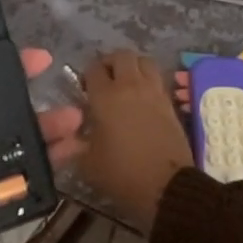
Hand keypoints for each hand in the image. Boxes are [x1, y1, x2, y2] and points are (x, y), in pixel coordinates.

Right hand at [80, 51, 194, 231]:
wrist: (167, 187)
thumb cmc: (122, 174)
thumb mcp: (88, 163)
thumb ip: (77, 141)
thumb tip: (73, 131)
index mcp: (106, 96)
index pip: (93, 69)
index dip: (86, 75)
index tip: (84, 89)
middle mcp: (131, 86)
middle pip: (122, 55)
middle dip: (110, 62)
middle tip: (105, 79)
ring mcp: (154, 92)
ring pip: (144, 61)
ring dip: (133, 66)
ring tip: (126, 83)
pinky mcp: (170, 103)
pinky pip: (157, 79)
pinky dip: (148, 80)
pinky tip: (142, 98)